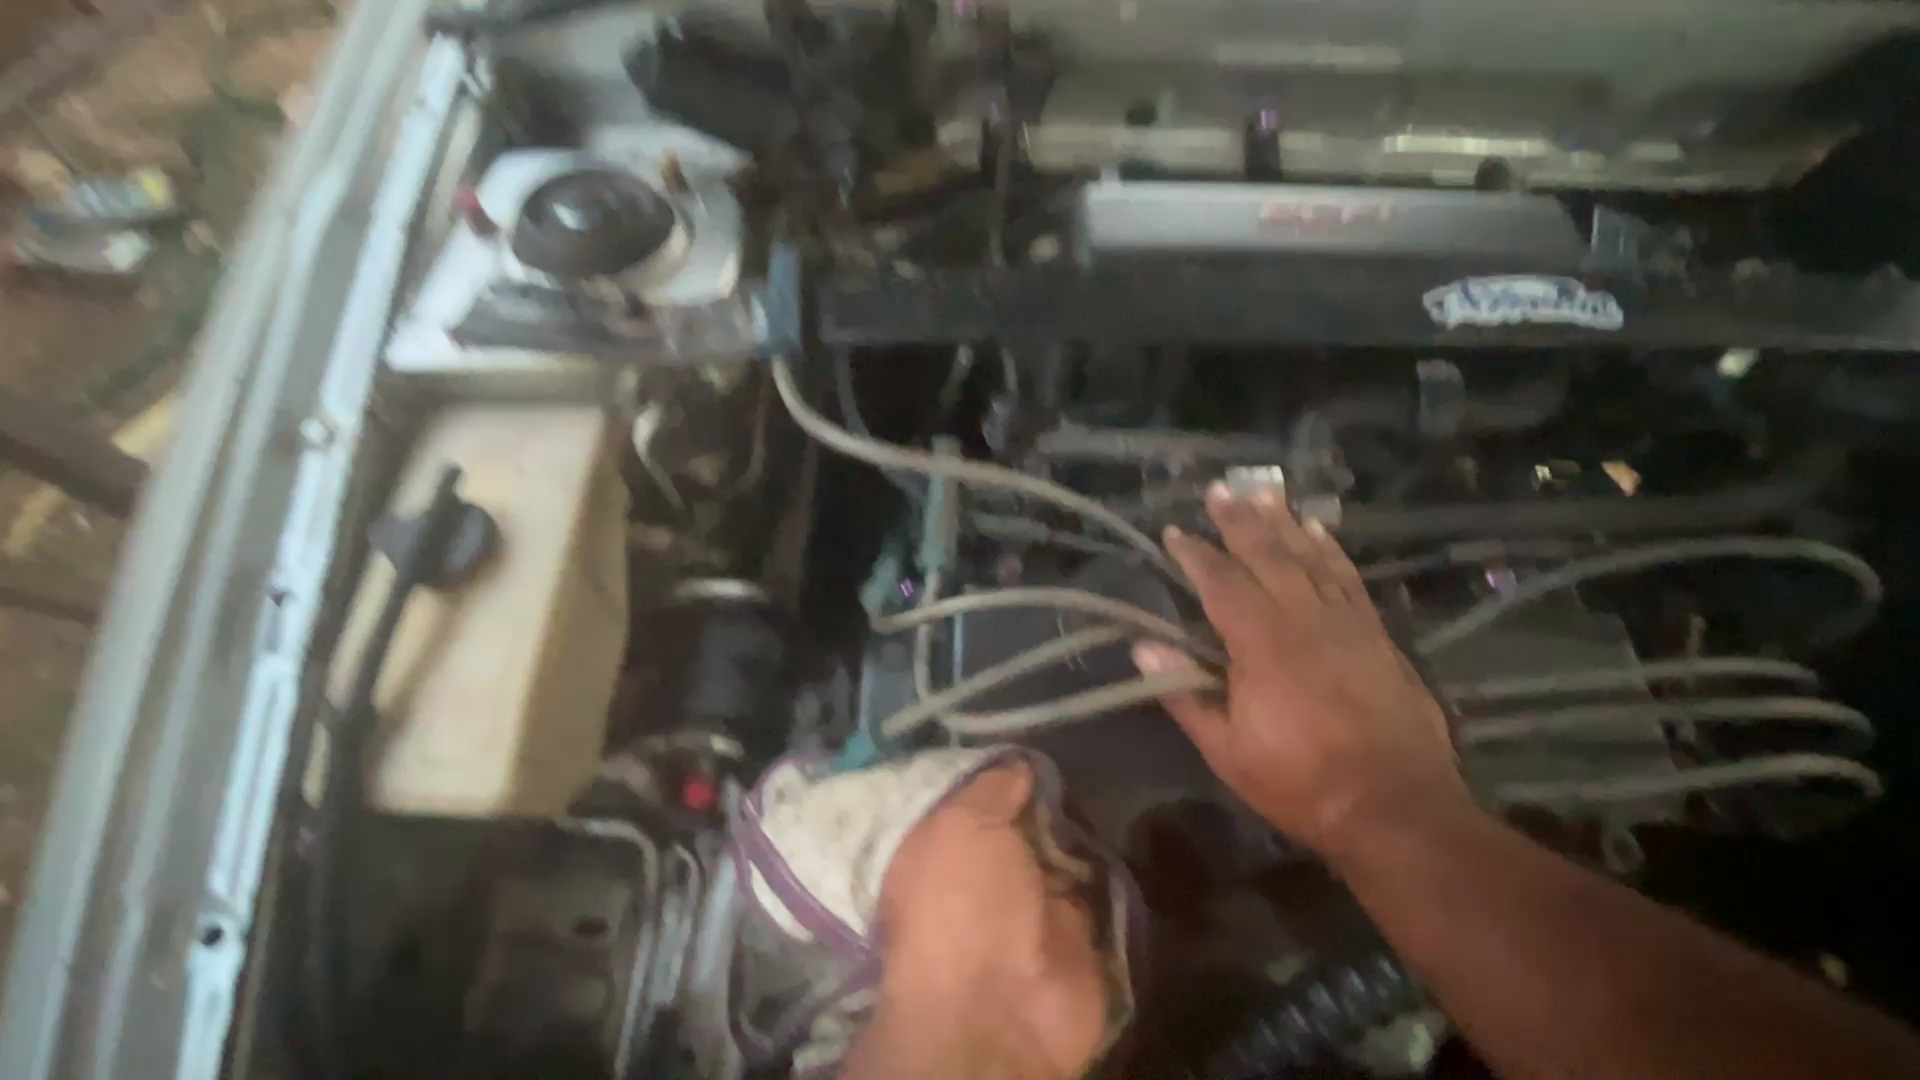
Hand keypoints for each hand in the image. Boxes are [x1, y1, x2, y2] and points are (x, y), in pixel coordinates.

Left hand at [873, 762, 1108, 1077]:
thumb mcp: (963, 826)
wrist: (1001, 1008)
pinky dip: (1111, 864)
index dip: (1001, 773)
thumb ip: (991, 789)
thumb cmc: (962, 903)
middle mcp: (986, 874)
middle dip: (1050, 797)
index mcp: (942, 849)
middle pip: (1024, 822)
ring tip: (1114, 781)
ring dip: (1083, 828)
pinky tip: (1135, 825)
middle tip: (1084, 756)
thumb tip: (1019, 764)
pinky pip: (1099, 885)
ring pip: (1064, 850)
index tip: (1034, 740)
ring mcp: (1034, 904)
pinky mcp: (1079, 931)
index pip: (974, 800)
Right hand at [1133, 485, 1471, 853]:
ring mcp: (1347, 624)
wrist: (1396, 806)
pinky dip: (1331, 551)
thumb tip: (1144, 646)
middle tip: (1220, 489)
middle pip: (1268, 556)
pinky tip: (1320, 532)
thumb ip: (1185, 694)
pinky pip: (1349, 578)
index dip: (1195, 555)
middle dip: (1240, 521)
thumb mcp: (1227, 750)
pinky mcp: (1376, 635)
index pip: (1222, 584)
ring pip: (1310, 559)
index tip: (1174, 532)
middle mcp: (1305, 620)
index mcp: (1262, 645)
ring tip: (1264, 493)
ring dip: (1284, 524)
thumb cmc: (1300, 783)